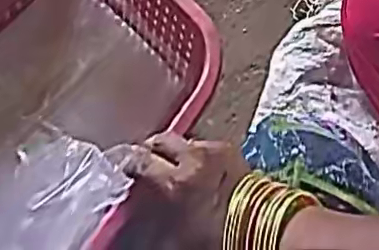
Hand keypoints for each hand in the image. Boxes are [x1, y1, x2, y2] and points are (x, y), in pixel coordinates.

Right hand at [122, 133, 251, 249]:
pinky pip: (203, 144)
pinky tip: (195, 166)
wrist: (259, 224)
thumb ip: (153, 222)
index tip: (119, 164)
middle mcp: (192, 156)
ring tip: (169, 164)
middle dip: (149, 148)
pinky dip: (195, 153)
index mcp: (176, 182)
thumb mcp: (176, 238)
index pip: (141, 161)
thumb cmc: (216, 237)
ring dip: (174, 150)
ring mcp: (212, 147)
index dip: (127, 161)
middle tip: (141, 159)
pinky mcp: (228, 146)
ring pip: (183, 140)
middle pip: (161, 140)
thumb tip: (135, 218)